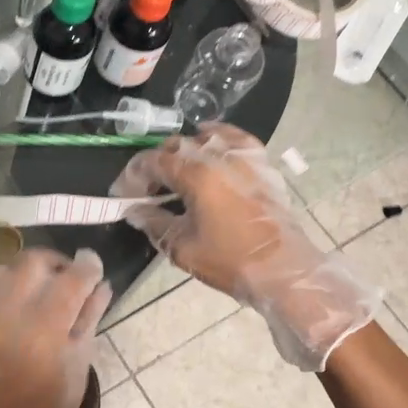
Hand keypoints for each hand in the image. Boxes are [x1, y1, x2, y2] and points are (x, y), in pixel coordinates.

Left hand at [0, 248, 110, 407]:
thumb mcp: (78, 366)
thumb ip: (88, 320)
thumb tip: (100, 286)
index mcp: (48, 323)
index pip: (74, 276)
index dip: (88, 266)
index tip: (92, 265)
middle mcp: (11, 308)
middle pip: (35, 261)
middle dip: (53, 264)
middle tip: (63, 278)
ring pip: (1, 267)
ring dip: (20, 273)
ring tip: (29, 292)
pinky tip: (2, 307)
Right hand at [111, 122, 377, 371]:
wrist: (285, 269)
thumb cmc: (230, 260)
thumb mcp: (182, 247)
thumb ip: (153, 222)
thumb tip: (134, 210)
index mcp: (196, 173)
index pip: (153, 161)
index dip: (132, 175)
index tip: (122, 194)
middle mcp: (218, 155)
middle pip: (176, 145)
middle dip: (156, 164)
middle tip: (147, 189)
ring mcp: (243, 156)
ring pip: (204, 137)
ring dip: (184, 151)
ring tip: (177, 173)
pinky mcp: (262, 163)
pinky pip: (235, 138)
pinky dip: (218, 138)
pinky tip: (211, 148)